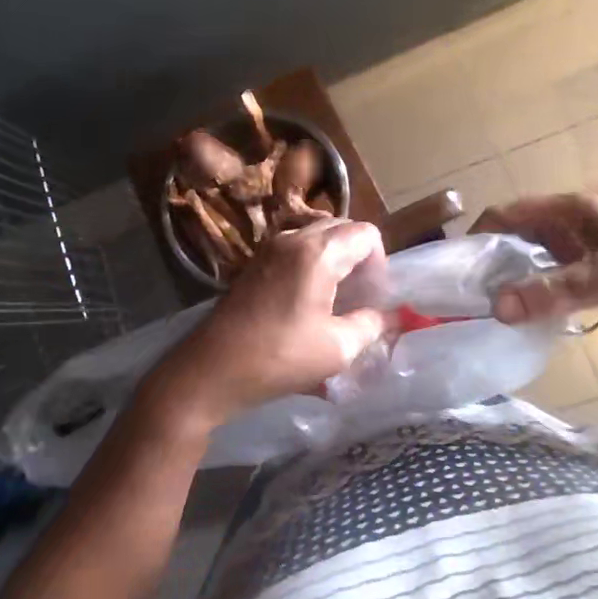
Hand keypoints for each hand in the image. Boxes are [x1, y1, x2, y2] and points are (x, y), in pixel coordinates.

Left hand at [152, 219, 387, 419]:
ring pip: (316, 237)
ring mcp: (268, 249)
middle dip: (359, 258)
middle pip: (341, 228)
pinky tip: (307, 302)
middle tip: (360, 297)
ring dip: (334, 260)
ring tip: (336, 300)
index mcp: (317, 253)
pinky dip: (311, 265)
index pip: (366, 233)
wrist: (210, 370)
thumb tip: (387, 317)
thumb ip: (370, 326)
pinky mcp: (253, 264)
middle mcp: (292, 239)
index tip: (373, 297)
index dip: (379, 263)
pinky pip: (294, 250)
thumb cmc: (278, 358)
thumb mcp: (336, 349)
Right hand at [471, 193, 597, 343]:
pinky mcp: (597, 270)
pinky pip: (552, 275)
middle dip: (490, 260)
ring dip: (512, 277)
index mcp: (574, 210)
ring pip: (533, 256)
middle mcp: (575, 222)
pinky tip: (530, 313)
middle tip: (469, 296)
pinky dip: (535, 289)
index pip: (508, 213)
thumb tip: (495, 307)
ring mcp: (587, 246)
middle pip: (516, 234)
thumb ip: (554, 291)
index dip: (477, 236)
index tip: (456, 270)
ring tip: (490, 308)